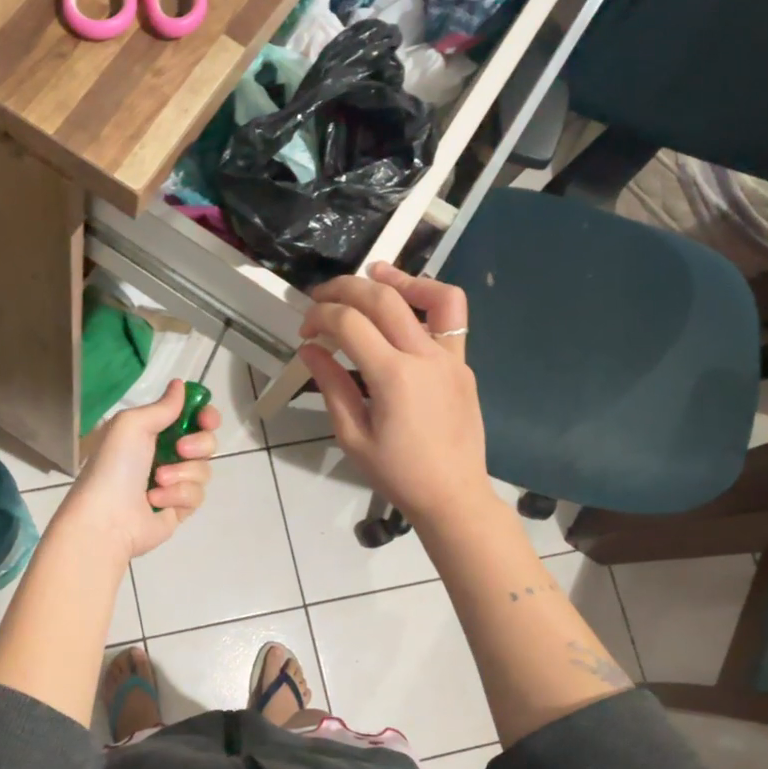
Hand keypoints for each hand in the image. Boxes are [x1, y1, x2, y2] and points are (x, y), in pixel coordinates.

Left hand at [52, 380, 222, 559]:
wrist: (107, 518)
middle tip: (180, 450)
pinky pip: (197, 495)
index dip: (205, 416)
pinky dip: (178, 495)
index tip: (206, 419)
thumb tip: (180, 384)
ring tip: (156, 481)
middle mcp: (165, 454)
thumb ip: (162, 406)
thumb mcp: (132, 425)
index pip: (191, 417)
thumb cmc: (114, 466)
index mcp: (151, 432)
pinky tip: (156, 501)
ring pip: (204, 470)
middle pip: (206, 442)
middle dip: (199, 444)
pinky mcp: (179, 508)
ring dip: (183, 474)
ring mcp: (174, 482)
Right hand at [299, 262, 494, 525]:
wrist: (453, 495)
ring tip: (372, 273)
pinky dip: (426, 300)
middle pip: (383, 298)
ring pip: (429, 295)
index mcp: (393, 377)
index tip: (304, 330)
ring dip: (396, 278)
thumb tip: (310, 348)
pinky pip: (450, 318)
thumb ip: (331, 386)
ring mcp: (450, 357)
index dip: (319, 317)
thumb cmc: (397, 474)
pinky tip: (405, 305)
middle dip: (345, 289)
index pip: (349, 323)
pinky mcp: (463, 363)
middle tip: (320, 298)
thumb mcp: (352, 436)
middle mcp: (425, 356)